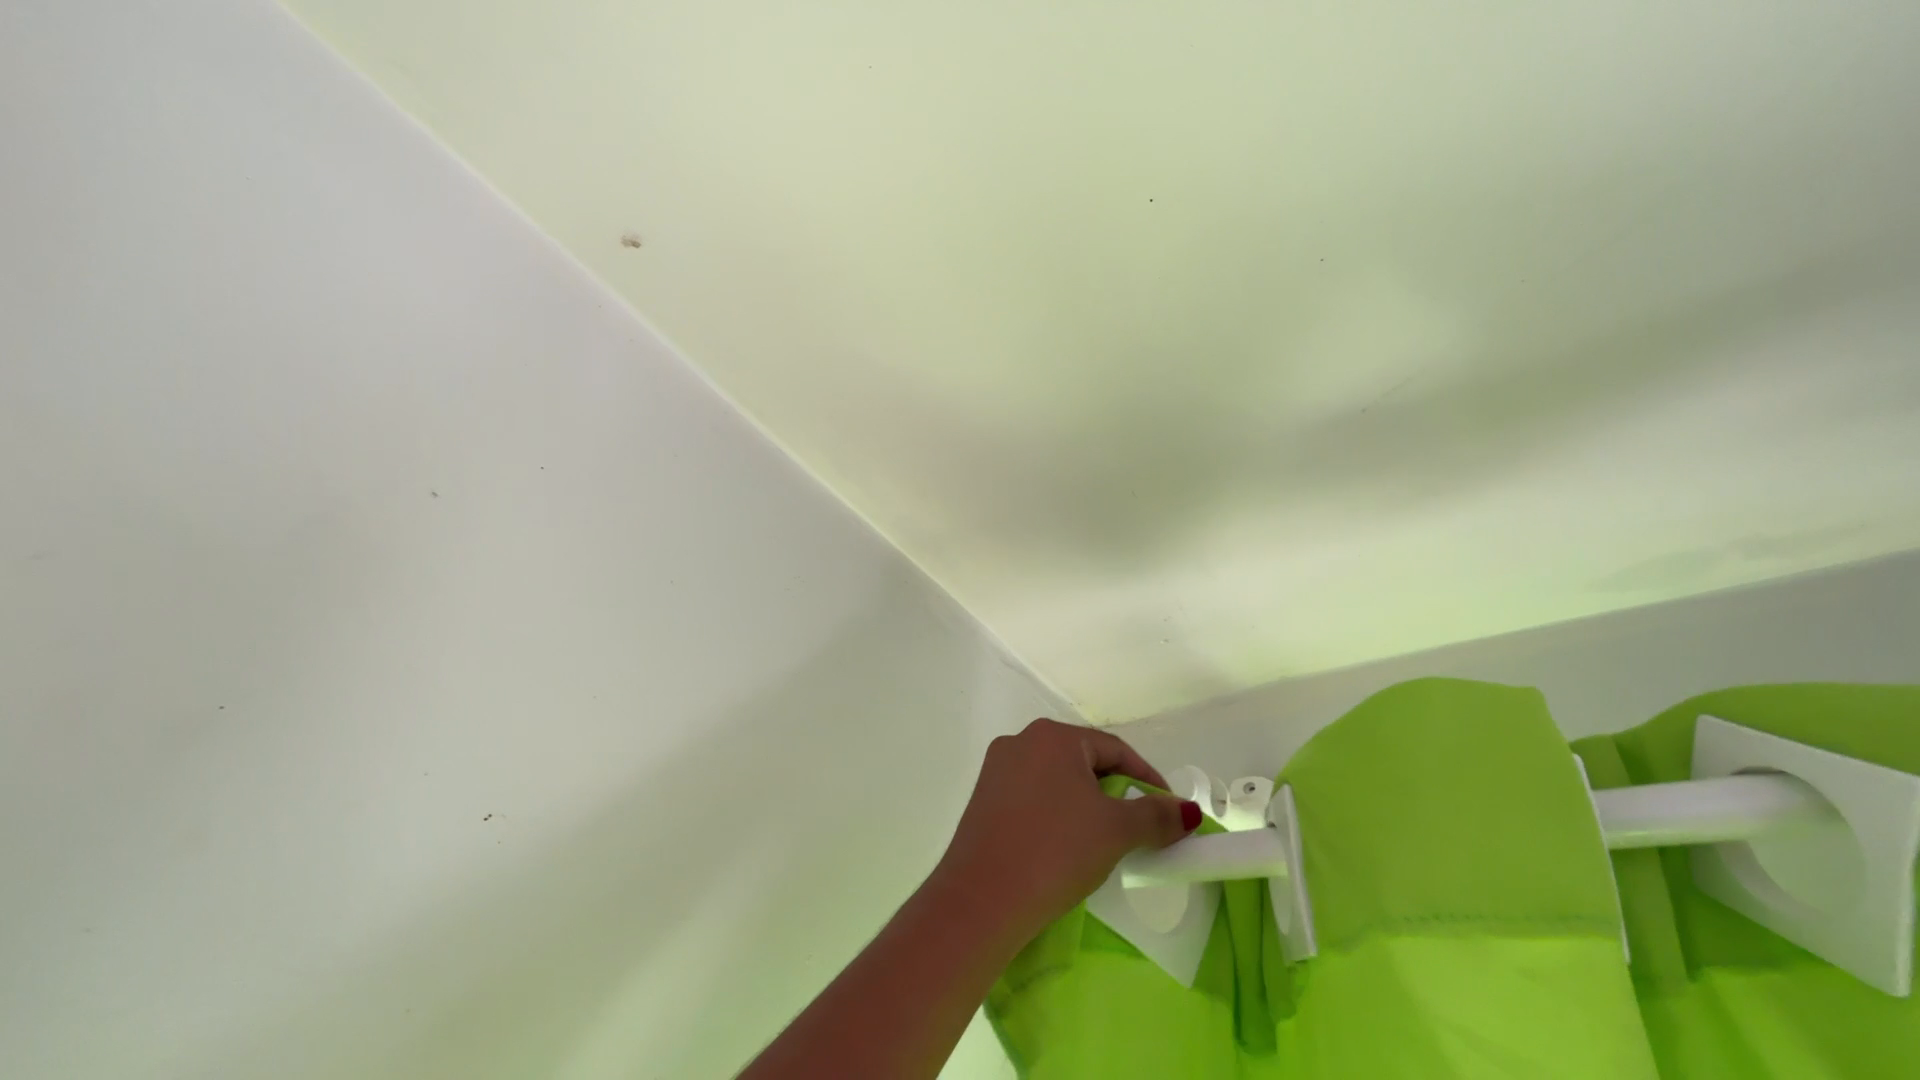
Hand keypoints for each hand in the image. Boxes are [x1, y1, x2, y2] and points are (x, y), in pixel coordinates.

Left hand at [929, 718, 1201, 940]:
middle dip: (1116, 792)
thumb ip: (1156, 815)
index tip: (1170, 812)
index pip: (1115, 750)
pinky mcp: (982, 802)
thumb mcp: (1116, 831)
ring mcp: (996, 772)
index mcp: (1052, 736)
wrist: (982, 899)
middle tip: (1140, 826)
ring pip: (1057, 782)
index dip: (1148, 780)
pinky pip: (1033, 799)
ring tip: (1106, 840)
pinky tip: (1067, 847)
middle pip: (1083, 761)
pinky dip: (1058, 816)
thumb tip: (1188, 811)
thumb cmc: (1055, 851)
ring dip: (1086, 805)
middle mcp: (1020, 743)